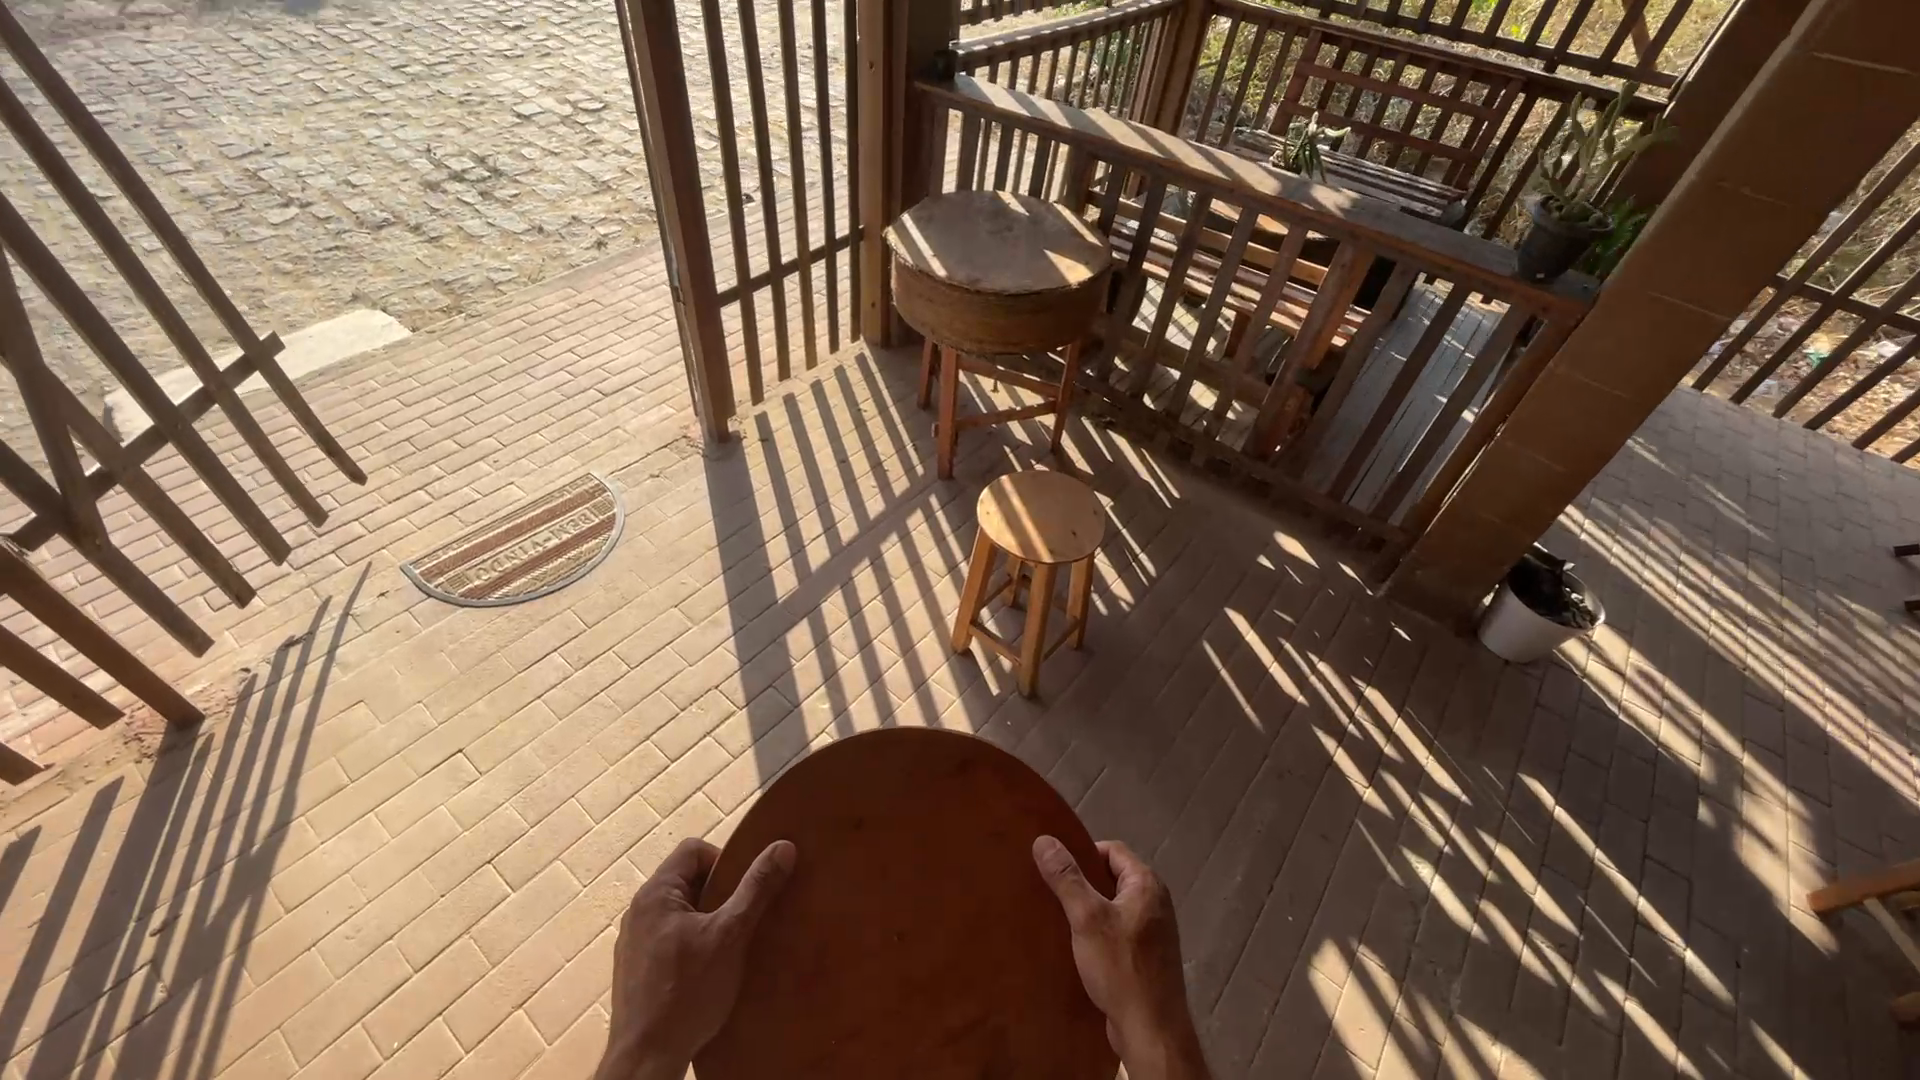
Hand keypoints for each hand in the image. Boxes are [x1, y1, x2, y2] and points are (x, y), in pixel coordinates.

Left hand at [597, 837, 796, 1079]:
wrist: (645, 1061)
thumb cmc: (687, 991)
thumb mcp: (731, 935)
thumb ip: (756, 888)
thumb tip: (783, 846)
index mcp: (656, 894)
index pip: (693, 849)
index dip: (724, 860)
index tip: (743, 890)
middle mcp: (639, 911)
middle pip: (687, 880)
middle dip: (720, 893)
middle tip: (743, 918)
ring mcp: (633, 942)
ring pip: (680, 911)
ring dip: (707, 920)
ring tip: (730, 946)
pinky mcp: (635, 970)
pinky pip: (669, 938)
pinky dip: (692, 944)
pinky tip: (708, 972)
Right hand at [1032, 836, 1210, 1079]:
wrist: (1151, 1031)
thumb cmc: (1121, 967)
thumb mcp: (1087, 917)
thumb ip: (1067, 878)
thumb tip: (1043, 839)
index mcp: (1147, 884)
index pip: (1112, 850)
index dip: (1083, 854)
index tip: (1057, 869)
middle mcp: (1155, 902)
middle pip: (1112, 878)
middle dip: (1083, 883)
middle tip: (1052, 892)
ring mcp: (1154, 931)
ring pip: (1114, 906)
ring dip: (1089, 910)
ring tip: (1059, 918)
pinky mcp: (1148, 957)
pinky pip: (1118, 931)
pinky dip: (1099, 933)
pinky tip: (1077, 947)